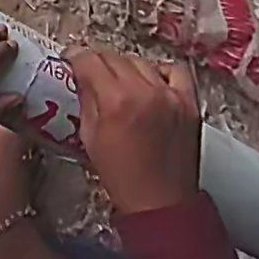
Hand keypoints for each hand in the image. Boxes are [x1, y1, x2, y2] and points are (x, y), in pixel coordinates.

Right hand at [68, 47, 201, 213]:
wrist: (161, 203)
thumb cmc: (120, 175)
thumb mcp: (89, 136)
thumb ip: (86, 99)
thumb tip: (81, 76)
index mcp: (115, 100)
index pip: (89, 59)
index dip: (74, 56)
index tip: (70, 59)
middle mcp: (144, 91)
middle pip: (113, 56)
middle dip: (96, 60)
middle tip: (89, 71)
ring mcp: (170, 95)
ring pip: (139, 61)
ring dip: (124, 66)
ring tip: (119, 81)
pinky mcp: (189, 102)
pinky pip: (173, 70)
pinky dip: (158, 71)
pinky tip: (150, 82)